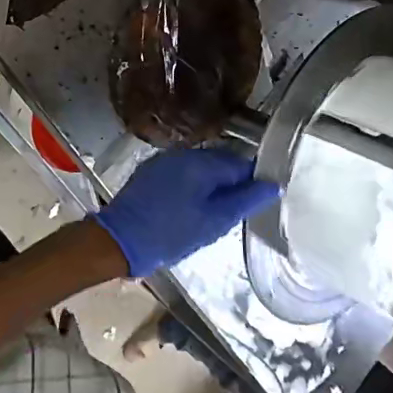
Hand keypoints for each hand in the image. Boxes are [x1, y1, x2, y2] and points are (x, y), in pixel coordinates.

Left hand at [96, 149, 279, 276]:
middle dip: (230, 184)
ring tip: (212, 214)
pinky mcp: (150, 172)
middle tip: (233, 213)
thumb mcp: (215, 221)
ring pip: (199, 169)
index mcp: (201, 162)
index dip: (252, 182)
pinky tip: (189, 208)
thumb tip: (272, 184)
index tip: (256, 203)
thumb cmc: (171, 232)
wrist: (120, 239)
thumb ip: (245, 200)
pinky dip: (191, 187)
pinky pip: (181, 174)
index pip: (241, 163)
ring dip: (210, 186)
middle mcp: (182, 154)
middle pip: (219, 163)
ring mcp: (163, 161)